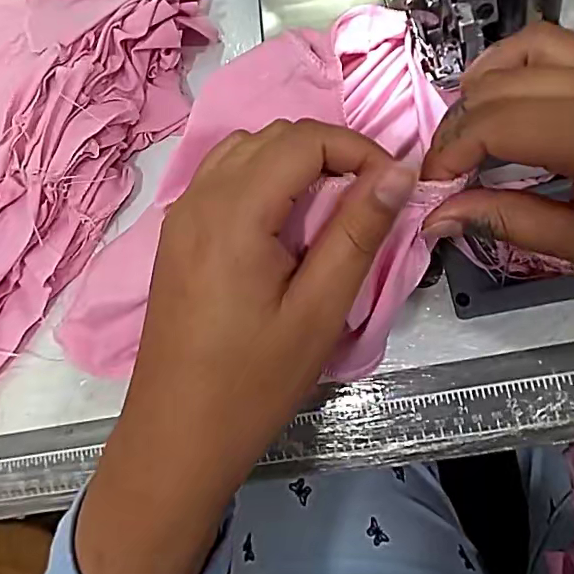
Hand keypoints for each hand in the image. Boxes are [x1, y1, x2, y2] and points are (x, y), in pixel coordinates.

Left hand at [76, 119, 416, 573]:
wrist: (176, 436)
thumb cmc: (253, 382)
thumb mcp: (320, 310)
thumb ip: (358, 231)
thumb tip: (397, 172)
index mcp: (234, 212)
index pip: (304, 140)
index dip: (357, 149)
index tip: (392, 184)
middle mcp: (200, 197)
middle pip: (275, 137)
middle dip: (330, 150)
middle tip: (368, 195)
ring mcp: (182, 212)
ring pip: (248, 148)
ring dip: (296, 158)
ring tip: (331, 202)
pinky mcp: (178, 230)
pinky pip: (225, 173)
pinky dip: (264, 173)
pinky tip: (284, 216)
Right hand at [419, 23, 573, 348]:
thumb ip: (508, 220)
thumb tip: (439, 215)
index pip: (495, 122)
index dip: (449, 153)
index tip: (431, 188)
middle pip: (504, 82)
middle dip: (460, 123)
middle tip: (447, 170)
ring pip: (533, 47)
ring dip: (490, 80)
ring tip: (472, 126)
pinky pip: (568, 54)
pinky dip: (527, 71)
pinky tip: (520, 110)